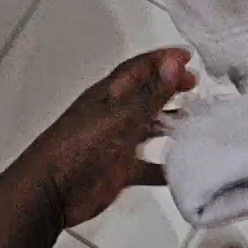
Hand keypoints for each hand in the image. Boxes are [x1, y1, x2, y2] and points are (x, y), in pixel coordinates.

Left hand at [6, 49, 196, 228]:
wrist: (51, 191)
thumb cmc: (80, 148)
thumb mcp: (118, 118)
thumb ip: (149, 94)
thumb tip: (174, 62)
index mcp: (109, 96)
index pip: (138, 69)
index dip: (161, 60)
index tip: (189, 57)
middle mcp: (115, 116)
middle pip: (146, 96)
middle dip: (169, 88)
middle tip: (195, 86)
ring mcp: (117, 143)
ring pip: (149, 129)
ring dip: (170, 124)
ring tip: (197, 121)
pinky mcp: (121, 171)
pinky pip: (150, 167)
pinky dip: (168, 167)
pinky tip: (188, 169)